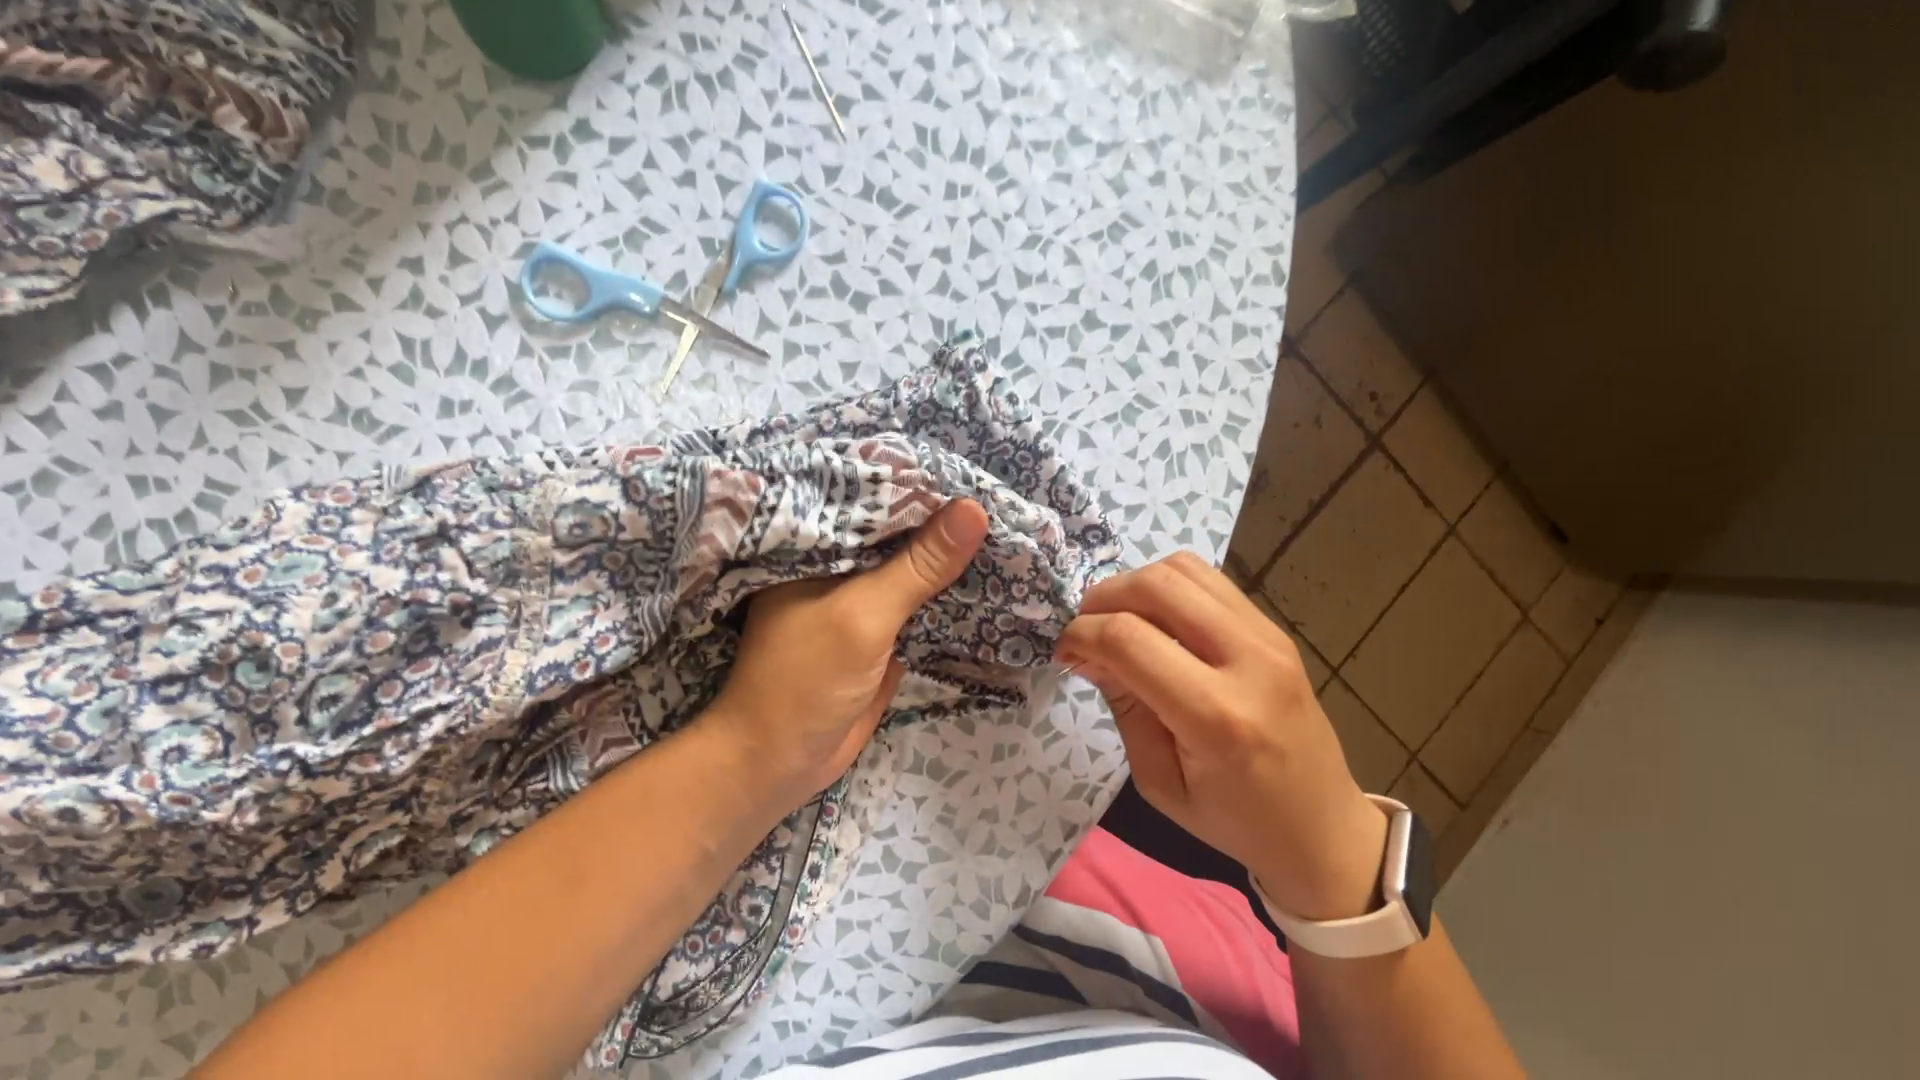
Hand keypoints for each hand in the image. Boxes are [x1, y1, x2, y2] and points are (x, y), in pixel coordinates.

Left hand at [705, 499, 990, 809]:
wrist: (782, 762)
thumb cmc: (805, 680)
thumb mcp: (864, 614)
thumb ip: (917, 565)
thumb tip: (975, 508)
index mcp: (818, 546)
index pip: (876, 498)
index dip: (924, 484)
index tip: (979, 468)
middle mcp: (841, 565)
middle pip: (902, 533)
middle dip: (948, 521)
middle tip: (1010, 494)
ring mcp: (865, 600)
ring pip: (917, 569)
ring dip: (956, 558)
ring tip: (1016, 525)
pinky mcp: (884, 633)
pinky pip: (925, 605)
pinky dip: (954, 595)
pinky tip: (998, 576)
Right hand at [1057, 553, 1390, 920]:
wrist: (1323, 828)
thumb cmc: (1235, 821)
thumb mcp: (1160, 781)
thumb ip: (1124, 706)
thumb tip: (1086, 652)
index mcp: (1216, 716)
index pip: (1129, 640)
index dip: (1082, 635)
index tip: (1064, 653)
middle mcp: (1248, 661)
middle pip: (1158, 585)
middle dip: (1103, 597)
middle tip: (1084, 629)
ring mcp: (1269, 638)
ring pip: (1185, 568)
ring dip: (1136, 584)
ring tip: (1117, 620)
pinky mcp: (1275, 631)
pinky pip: (1211, 582)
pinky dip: (1169, 588)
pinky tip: (1156, 621)